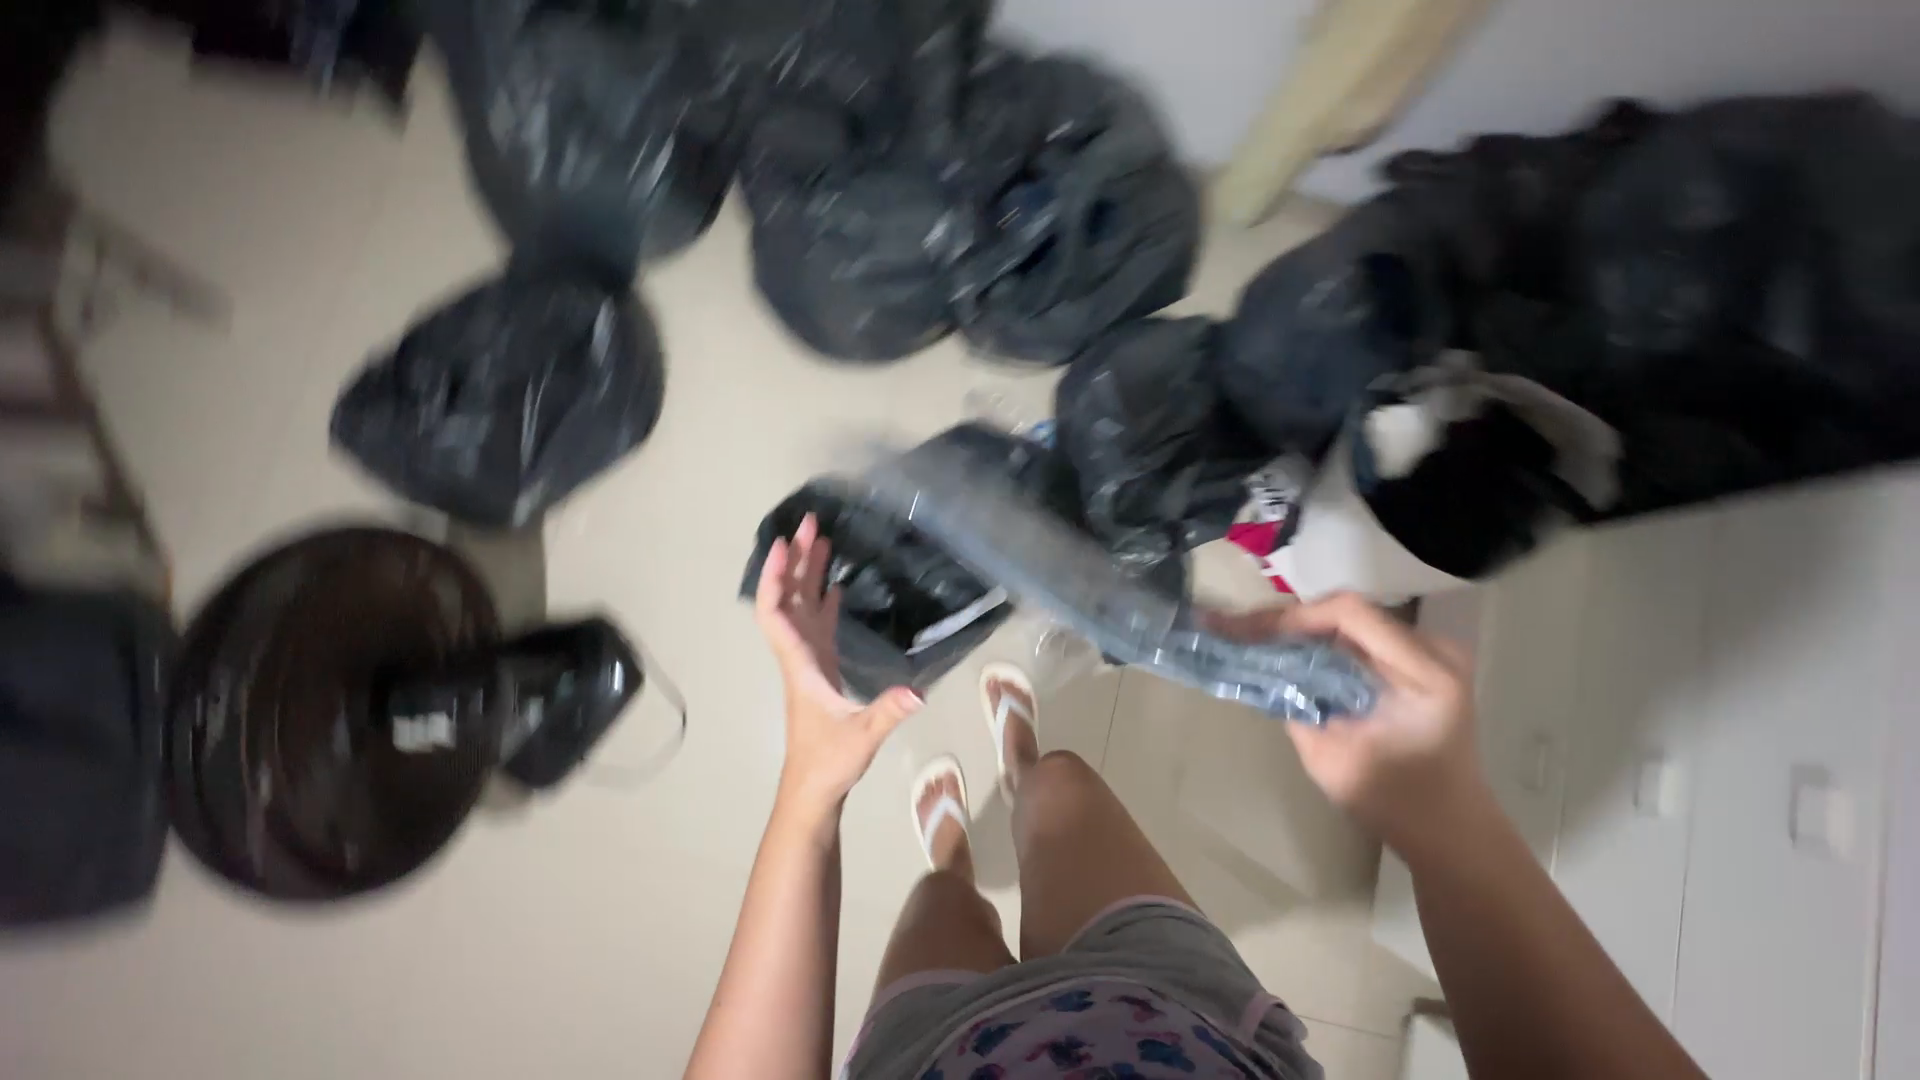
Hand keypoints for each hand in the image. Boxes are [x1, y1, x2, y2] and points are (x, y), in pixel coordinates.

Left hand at [755, 513, 922, 815]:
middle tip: (811, 523)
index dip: (777, 577)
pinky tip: (832, 585)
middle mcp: (799, 655)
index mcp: (800, 663)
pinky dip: (822, 602)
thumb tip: (919, 692)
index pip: (776, 612)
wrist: (812, 790)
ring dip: (808, 575)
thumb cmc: (828, 762)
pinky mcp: (821, 672)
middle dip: (797, 560)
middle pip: (789, 599)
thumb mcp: (862, 736)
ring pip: (802, 609)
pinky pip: (817, 627)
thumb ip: (888, 712)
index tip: (787, 543)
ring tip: (821, 540)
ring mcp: (809, 663)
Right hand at [1212, 593, 1486, 853]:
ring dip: (1299, 629)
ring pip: (1348, 621)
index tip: (1245, 631)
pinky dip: (1318, 642)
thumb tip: (1259, 665)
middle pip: (1347, 612)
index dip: (1292, 617)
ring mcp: (1429, 653)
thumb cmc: (1394, 803)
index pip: (1350, 614)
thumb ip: (1297, 704)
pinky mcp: (1417, 662)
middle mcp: (1434, 649)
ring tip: (1249, 636)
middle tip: (1233, 628)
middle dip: (1287, 621)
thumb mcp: (1330, 758)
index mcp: (1425, 672)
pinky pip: (1358, 638)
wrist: (1450, 830)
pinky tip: (1283, 650)